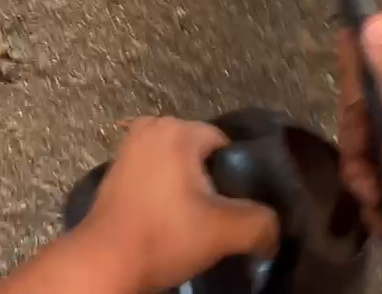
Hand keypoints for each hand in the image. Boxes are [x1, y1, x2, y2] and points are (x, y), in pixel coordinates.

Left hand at [71, 117, 280, 292]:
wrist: (107, 258)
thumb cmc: (164, 235)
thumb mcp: (223, 231)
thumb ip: (260, 222)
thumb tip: (274, 226)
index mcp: (177, 129)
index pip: (224, 144)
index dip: (237, 176)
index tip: (238, 207)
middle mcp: (152, 125)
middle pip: (200, 152)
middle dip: (211, 181)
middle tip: (217, 217)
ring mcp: (131, 143)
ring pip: (177, 163)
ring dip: (187, 187)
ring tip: (192, 220)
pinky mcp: (118, 164)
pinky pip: (156, 170)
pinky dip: (165, 189)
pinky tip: (168, 217)